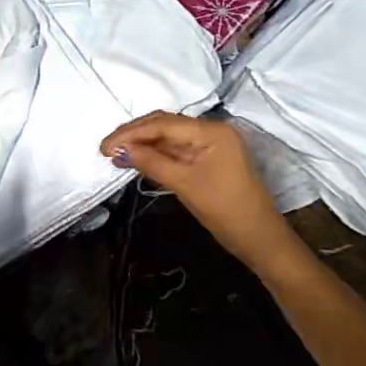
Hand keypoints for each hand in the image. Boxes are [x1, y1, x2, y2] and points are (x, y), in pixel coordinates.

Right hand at [101, 112, 300, 271]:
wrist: (261, 241)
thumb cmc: (226, 211)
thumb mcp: (185, 185)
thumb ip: (151, 162)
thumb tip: (120, 149)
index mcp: (212, 131)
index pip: (163, 124)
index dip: (130, 133)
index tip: (104, 146)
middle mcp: (212, 131)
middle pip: (165, 125)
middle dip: (134, 135)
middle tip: (106, 149)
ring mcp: (211, 146)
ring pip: (168, 138)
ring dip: (142, 145)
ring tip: (116, 155)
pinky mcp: (208, 160)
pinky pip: (176, 151)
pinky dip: (155, 155)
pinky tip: (137, 161)